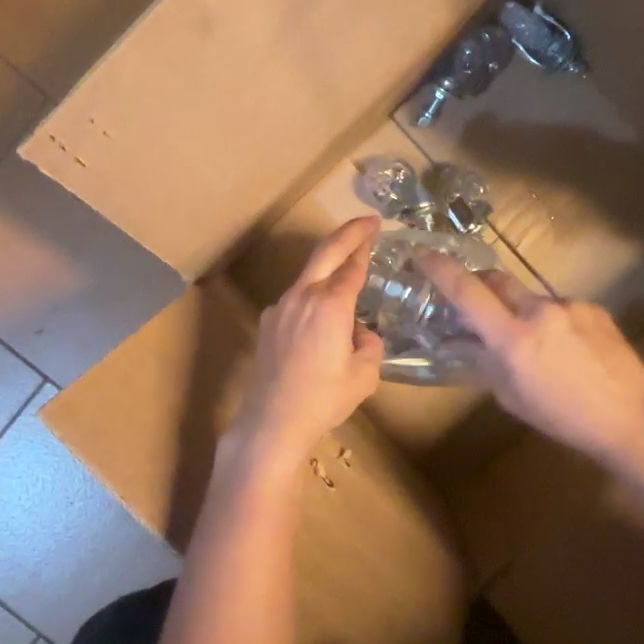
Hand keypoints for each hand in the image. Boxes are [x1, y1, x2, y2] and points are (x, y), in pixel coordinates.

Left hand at [233, 217, 385, 457]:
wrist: (273, 421)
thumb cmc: (323, 399)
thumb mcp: (364, 374)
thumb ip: (369, 345)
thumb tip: (360, 333)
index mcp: (331, 304)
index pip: (352, 264)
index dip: (364, 243)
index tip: (375, 228)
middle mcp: (303, 296)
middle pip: (325, 252)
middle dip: (347, 233)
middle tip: (366, 222)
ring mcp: (280, 308)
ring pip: (308, 276)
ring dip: (328, 267)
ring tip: (348, 272)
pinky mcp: (268, 323)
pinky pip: (295, 299)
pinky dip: (313, 295)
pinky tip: (323, 317)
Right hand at [419, 253, 643, 465]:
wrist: (632, 416)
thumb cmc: (563, 417)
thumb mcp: (511, 396)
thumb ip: (484, 362)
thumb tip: (461, 343)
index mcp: (513, 338)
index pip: (467, 292)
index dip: (441, 269)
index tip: (423, 253)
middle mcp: (539, 311)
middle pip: (497, 280)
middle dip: (479, 285)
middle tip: (471, 302)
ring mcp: (570, 306)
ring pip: (530, 297)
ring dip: (519, 311)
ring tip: (531, 345)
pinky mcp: (594, 309)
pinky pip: (559, 308)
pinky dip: (550, 322)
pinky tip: (564, 350)